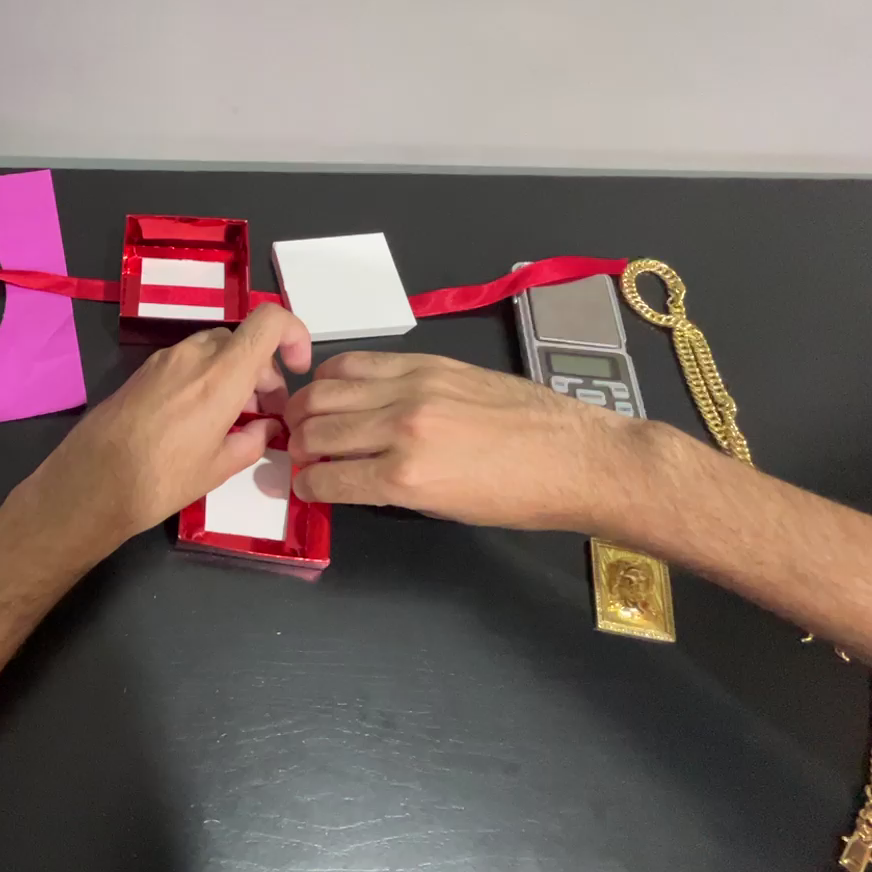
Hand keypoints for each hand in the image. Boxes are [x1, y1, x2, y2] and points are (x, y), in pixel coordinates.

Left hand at [14, 304, 312, 557]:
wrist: (92, 482)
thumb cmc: (161, 479)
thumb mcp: (219, 468)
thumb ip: (253, 440)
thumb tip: (266, 427)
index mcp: (222, 373)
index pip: (269, 321)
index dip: (294, 335)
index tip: (297, 369)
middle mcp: (193, 355)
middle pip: (242, 341)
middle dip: (263, 371)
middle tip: (264, 413)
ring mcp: (164, 360)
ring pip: (214, 350)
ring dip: (234, 374)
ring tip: (233, 420)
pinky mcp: (143, 372)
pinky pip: (187, 362)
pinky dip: (206, 378)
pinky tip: (200, 419)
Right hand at [284, 351, 660, 532]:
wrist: (577, 458)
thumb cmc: (515, 498)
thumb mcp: (440, 509)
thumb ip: (383, 488)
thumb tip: (344, 475)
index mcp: (405, 479)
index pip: (323, 479)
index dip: (302, 485)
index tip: (301, 483)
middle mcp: (400, 428)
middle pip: (314, 431)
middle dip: (295, 445)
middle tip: (298, 450)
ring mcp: (412, 388)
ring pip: (324, 391)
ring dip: (304, 409)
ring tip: (306, 418)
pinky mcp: (427, 363)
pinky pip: (359, 362)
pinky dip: (333, 376)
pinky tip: (333, 387)